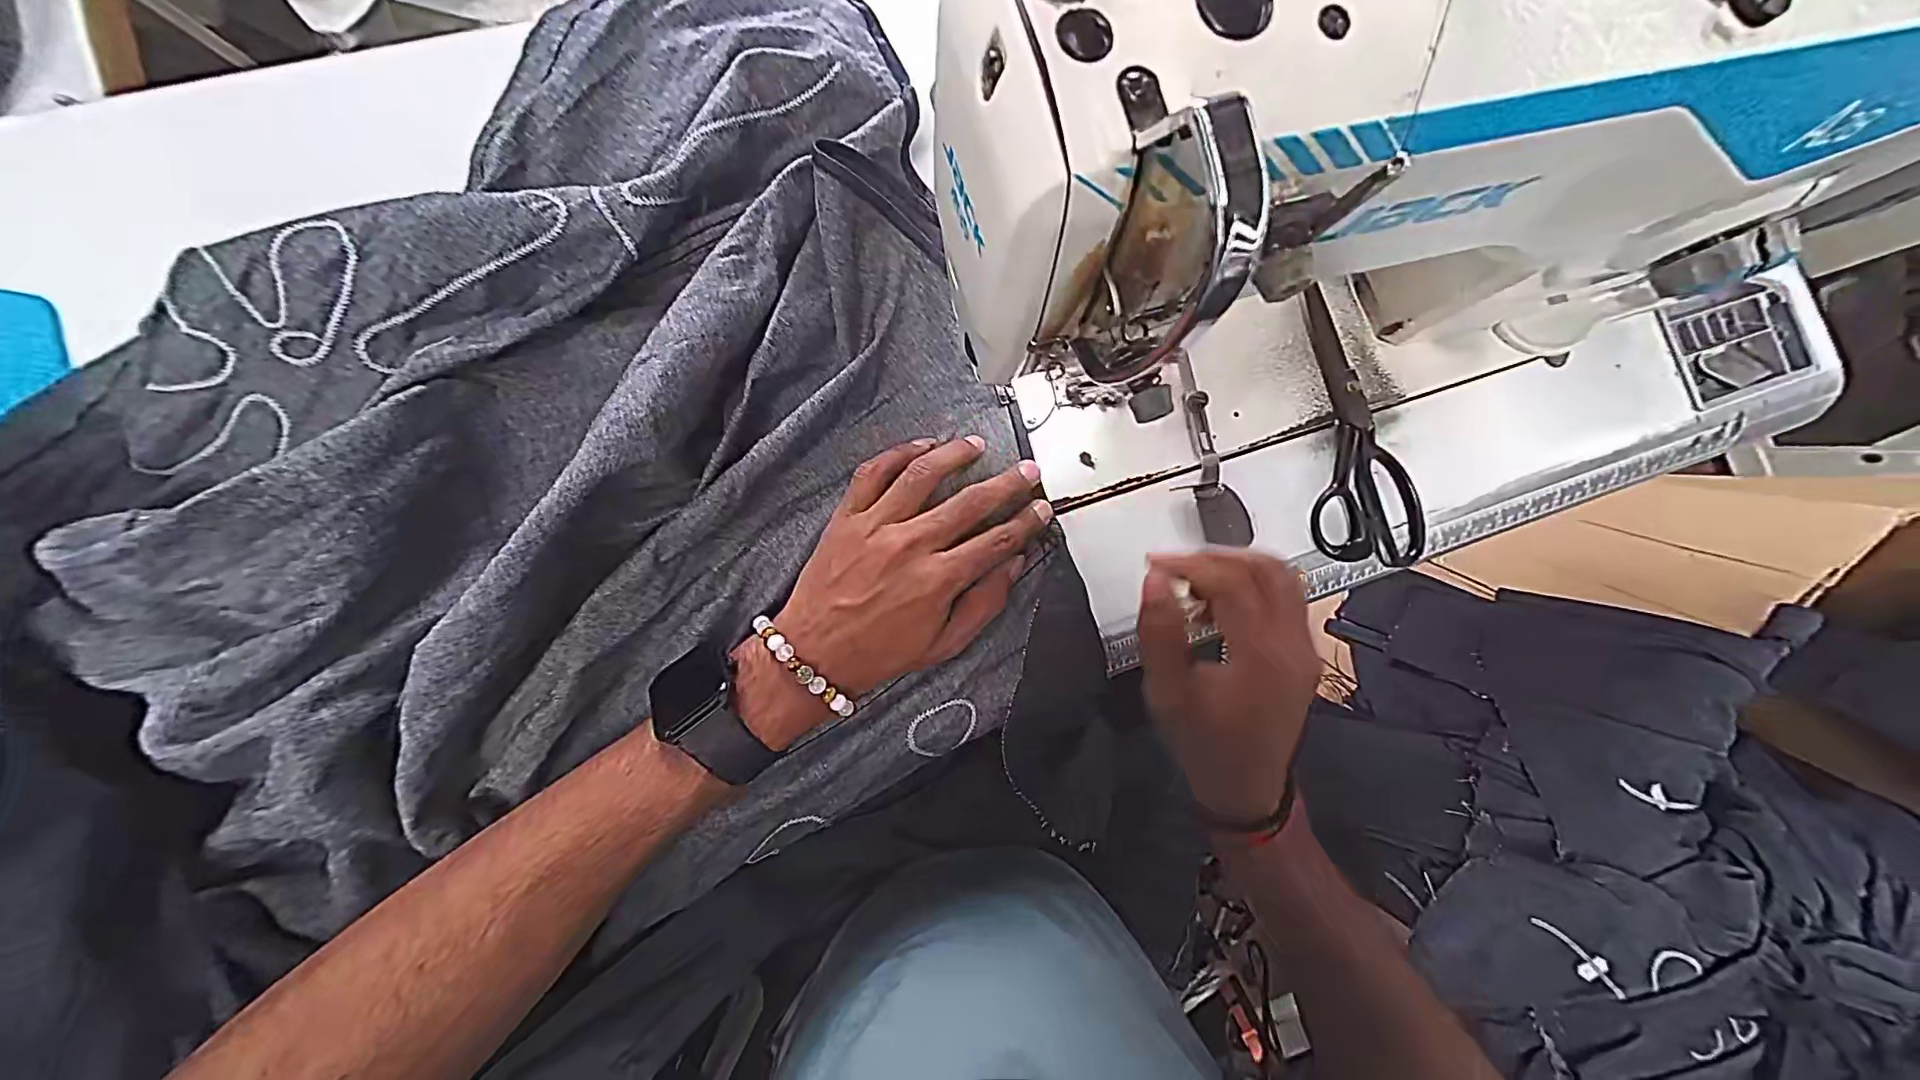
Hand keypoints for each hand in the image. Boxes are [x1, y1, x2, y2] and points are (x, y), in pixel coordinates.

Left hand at [732, 436, 1051, 747]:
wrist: (816, 653)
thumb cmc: (878, 651)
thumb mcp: (944, 643)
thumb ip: (985, 603)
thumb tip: (1014, 567)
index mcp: (937, 580)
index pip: (997, 540)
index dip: (1026, 522)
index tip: (1038, 510)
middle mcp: (909, 547)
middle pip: (971, 501)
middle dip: (1007, 483)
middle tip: (1025, 472)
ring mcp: (876, 528)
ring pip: (924, 474)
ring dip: (956, 454)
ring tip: (976, 445)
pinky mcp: (848, 518)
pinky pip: (874, 473)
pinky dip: (900, 453)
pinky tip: (921, 447)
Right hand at [1136, 550, 1318, 821]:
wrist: (1246, 788)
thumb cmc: (1208, 748)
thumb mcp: (1168, 693)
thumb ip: (1159, 632)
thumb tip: (1154, 584)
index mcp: (1262, 656)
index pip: (1232, 582)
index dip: (1190, 565)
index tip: (1158, 565)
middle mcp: (1293, 648)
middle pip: (1266, 568)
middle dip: (1215, 557)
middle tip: (1177, 566)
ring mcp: (1304, 650)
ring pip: (1282, 577)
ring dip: (1236, 567)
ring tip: (1196, 579)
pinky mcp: (1303, 653)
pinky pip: (1285, 598)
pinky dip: (1251, 585)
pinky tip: (1218, 602)